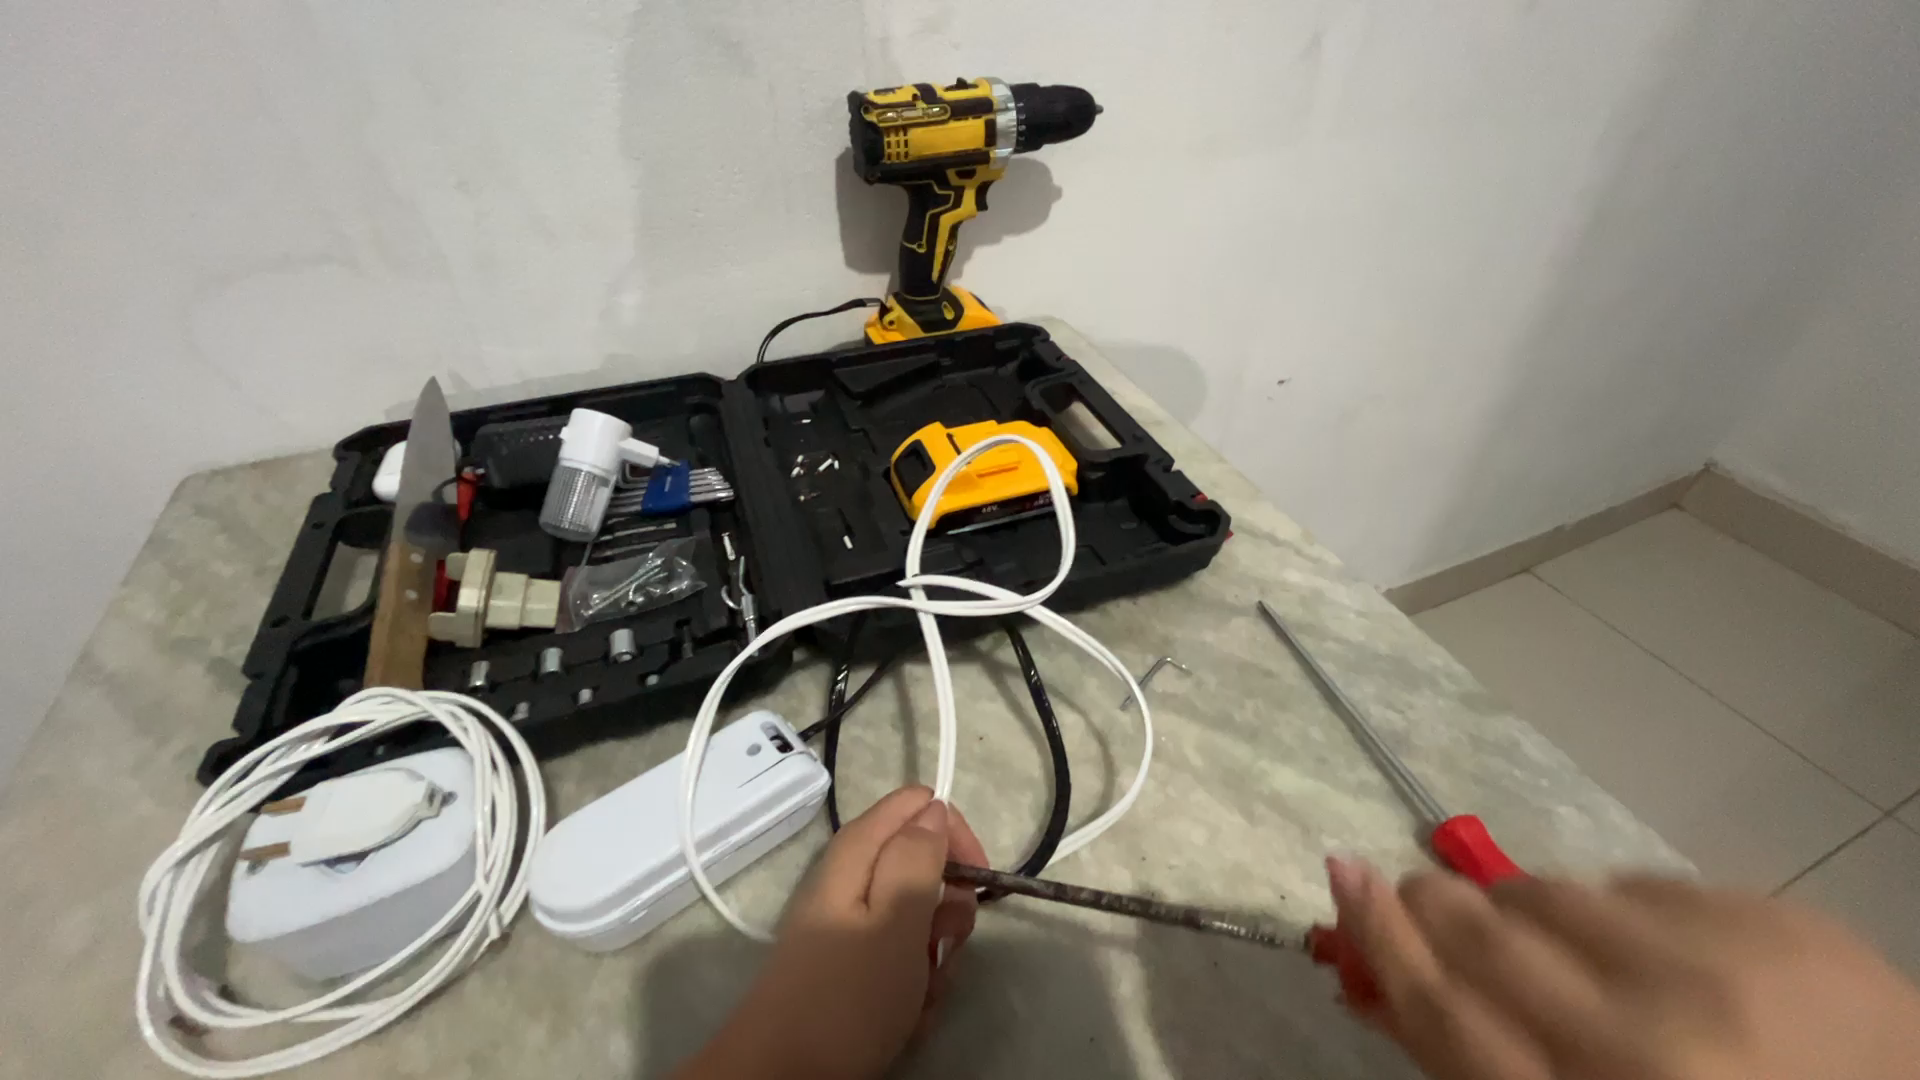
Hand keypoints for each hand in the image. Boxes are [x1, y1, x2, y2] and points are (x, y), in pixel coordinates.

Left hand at [675, 786, 988, 1079]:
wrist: (783, 1077)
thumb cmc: (847, 996)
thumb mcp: (897, 920)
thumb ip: (919, 856)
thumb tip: (935, 808)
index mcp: (860, 850)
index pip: (920, 805)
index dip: (955, 837)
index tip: (974, 883)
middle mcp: (854, 876)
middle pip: (924, 864)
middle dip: (949, 907)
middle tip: (943, 943)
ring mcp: (851, 920)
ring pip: (920, 917)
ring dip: (936, 954)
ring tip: (921, 991)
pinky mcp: (851, 961)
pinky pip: (902, 956)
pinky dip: (915, 983)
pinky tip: (907, 1013)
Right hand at [1327, 857, 1919, 1079]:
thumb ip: (1469, 1051)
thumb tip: (1370, 949)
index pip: (1442, 1013)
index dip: (1380, 936)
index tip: (1342, 872)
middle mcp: (1654, 1054)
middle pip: (1480, 936)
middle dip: (1439, 906)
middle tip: (1433, 899)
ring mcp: (1729, 982)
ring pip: (1547, 891)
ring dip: (1538, 915)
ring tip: (1588, 958)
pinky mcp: (1786, 930)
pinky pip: (1637, 883)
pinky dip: (1631, 917)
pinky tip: (1682, 965)